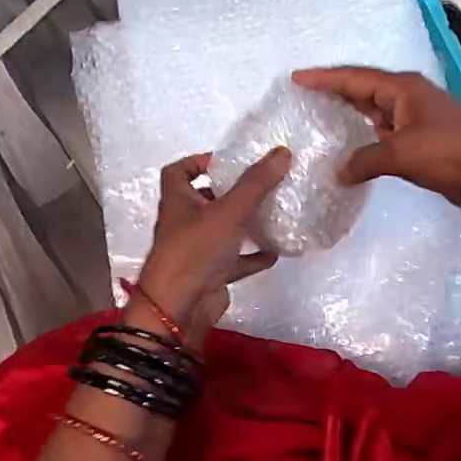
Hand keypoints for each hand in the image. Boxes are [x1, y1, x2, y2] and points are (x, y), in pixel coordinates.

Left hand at [131, 149, 291, 345]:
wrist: (180, 308)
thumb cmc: (196, 251)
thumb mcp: (229, 212)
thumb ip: (256, 184)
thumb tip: (282, 152)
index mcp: (178, 202)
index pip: (178, 171)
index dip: (198, 162)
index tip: (226, 162)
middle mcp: (184, 223)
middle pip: (204, 201)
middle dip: (229, 193)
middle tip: (258, 186)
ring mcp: (197, 251)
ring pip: (222, 231)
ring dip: (244, 224)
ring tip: (271, 214)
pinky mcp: (210, 274)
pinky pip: (234, 261)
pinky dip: (252, 256)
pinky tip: (274, 252)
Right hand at [292, 67, 460, 207]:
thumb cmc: (448, 151)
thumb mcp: (401, 153)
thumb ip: (365, 160)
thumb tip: (339, 173)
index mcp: (401, 90)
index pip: (354, 78)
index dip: (324, 78)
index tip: (297, 78)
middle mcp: (405, 99)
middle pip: (362, 90)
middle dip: (334, 91)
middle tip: (304, 96)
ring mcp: (413, 119)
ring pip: (373, 112)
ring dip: (348, 115)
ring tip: (320, 118)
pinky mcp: (418, 141)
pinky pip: (382, 133)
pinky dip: (364, 138)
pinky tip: (350, 149)